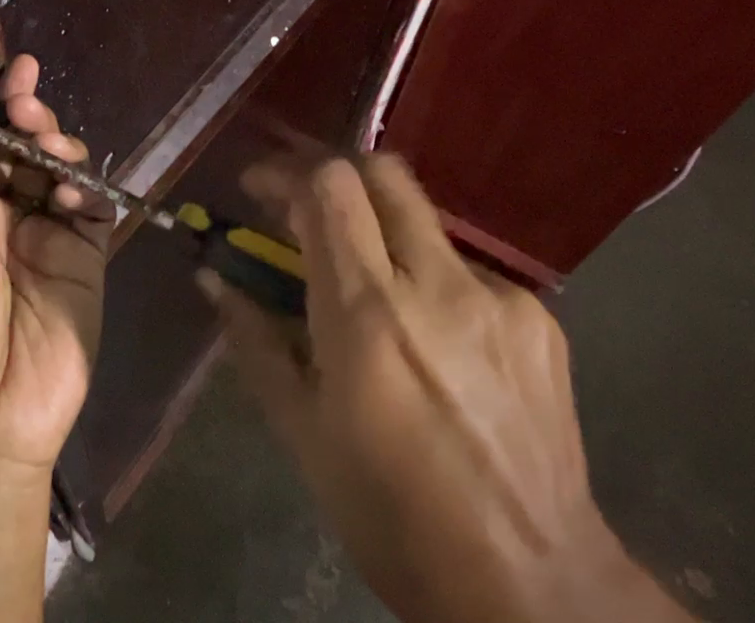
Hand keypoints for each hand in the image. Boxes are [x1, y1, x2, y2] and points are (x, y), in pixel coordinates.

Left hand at [0, 53, 113, 469]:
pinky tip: (70, 185)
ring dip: (57, 149)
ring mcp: (49, 243)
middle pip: (26, 157)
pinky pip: (92, 214)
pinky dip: (86, 190)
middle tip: (28, 96)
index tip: (13, 71)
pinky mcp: (86, 266)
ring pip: (62, 177)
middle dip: (29, 120)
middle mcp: (7, 224)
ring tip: (47, 142)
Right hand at [203, 154, 691, 622]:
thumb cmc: (388, 513)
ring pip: (425, 221)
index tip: (258, 190)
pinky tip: (429, 343)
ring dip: (381, 232)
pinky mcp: (540, 321)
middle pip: (384, 174)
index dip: (285, 173)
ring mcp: (499, 298)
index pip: (328, 189)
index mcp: (367, 315)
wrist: (531, 583)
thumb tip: (214, 279)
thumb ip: (254, 339)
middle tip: (305, 215)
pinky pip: (467, 272)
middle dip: (334, 176)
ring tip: (367, 294)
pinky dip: (430, 282)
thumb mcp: (300, 429)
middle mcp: (437, 286)